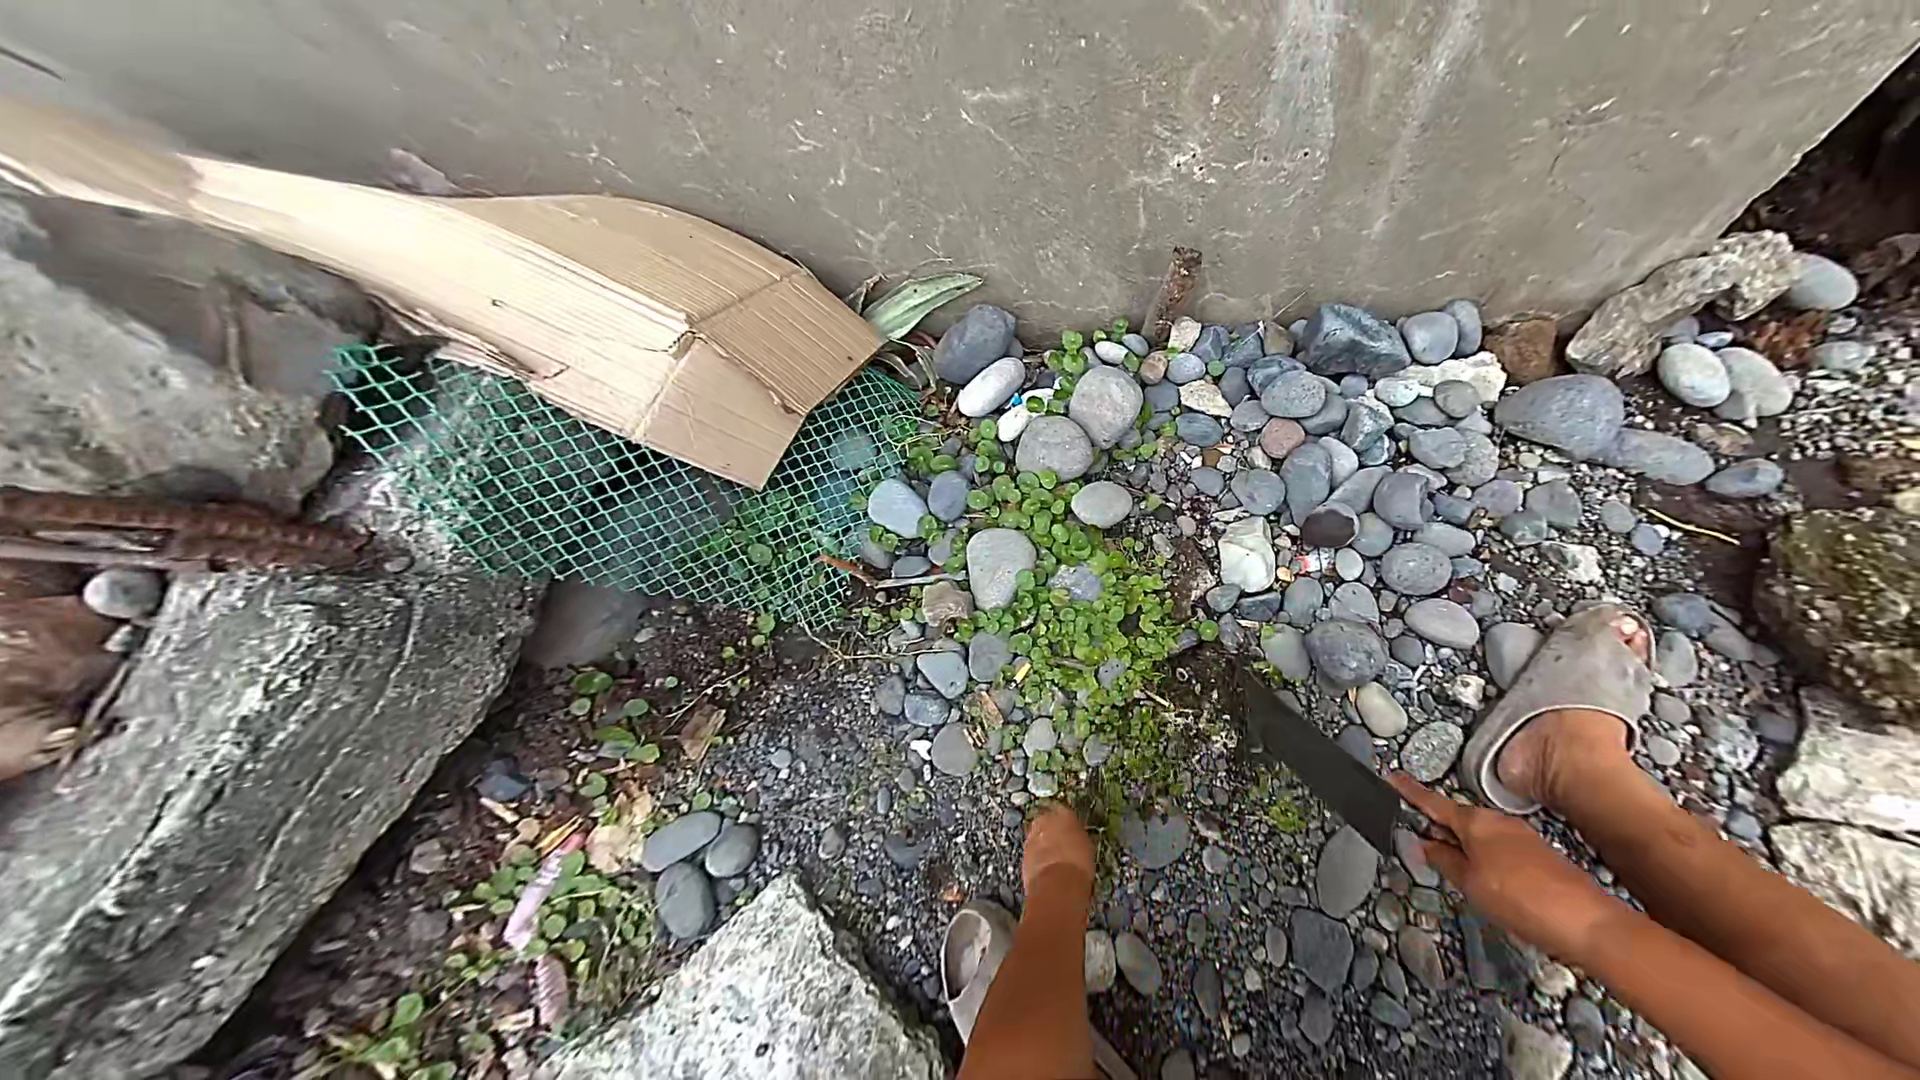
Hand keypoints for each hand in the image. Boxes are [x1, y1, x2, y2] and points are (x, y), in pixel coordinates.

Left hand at [1022, 801, 1094, 895]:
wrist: (1058, 885)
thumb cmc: (1078, 866)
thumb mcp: (1087, 848)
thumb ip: (1079, 837)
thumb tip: (1078, 840)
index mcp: (1064, 814)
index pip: (1064, 810)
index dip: (1067, 821)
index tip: (1070, 829)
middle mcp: (1045, 821)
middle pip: (1047, 820)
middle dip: (1052, 830)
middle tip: (1061, 843)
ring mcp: (1032, 836)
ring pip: (1037, 835)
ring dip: (1043, 842)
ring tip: (1054, 857)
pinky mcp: (1024, 852)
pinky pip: (1031, 850)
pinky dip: (1037, 856)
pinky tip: (1045, 867)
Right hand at [1391, 773, 1624, 963]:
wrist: (1594, 926)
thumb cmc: (1524, 900)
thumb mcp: (1469, 883)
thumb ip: (1441, 860)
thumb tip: (1425, 845)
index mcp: (1475, 821)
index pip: (1430, 801)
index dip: (1407, 791)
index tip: (1391, 778)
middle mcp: (1498, 822)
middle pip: (1456, 819)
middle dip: (1436, 830)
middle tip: (1419, 843)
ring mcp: (1523, 838)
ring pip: (1478, 837)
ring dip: (1462, 848)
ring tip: (1455, 872)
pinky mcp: (1541, 857)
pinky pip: (1499, 850)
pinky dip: (1485, 859)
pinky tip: (1489, 884)